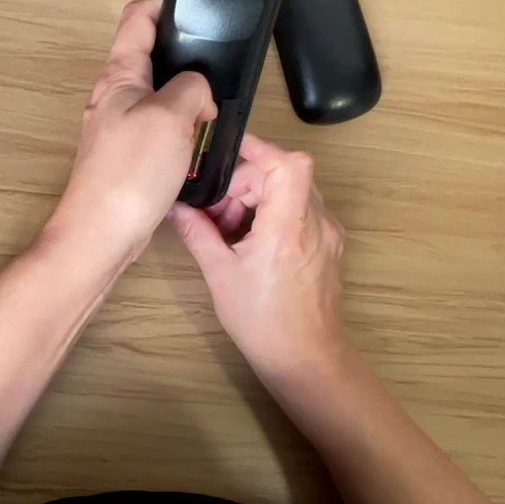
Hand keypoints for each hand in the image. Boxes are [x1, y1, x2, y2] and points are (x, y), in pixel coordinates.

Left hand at [46, 0, 215, 266]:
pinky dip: (182, 126)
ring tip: (214, 105)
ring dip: (187, 95)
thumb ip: (190, 86)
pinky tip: (199, 139)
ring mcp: (119, 126)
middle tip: (218, 59)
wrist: (102, 231)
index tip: (196, 1)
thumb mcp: (170, 114)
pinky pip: (160, 127)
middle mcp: (114, 97)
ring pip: (159, 95)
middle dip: (186, 54)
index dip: (164, 2)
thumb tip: (197, 92)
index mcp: (118, 76)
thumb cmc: (128, 173)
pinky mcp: (128, 155)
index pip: (136, 20)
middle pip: (151, 56)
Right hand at [169, 134, 347, 380]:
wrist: (305, 356)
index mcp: (288, 228)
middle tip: (215, 213)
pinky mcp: (327, 244)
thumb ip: (198, 233)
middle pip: (283, 174)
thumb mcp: (219, 274)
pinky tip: (248, 240)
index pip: (287, 164)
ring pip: (292, 190)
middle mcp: (316, 223)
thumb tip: (177, 207)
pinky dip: (271, 212)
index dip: (259, 147)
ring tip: (228, 230)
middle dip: (245, 184)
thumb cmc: (260, 319)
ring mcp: (327, 233)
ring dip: (256, 198)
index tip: (228, 149)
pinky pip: (299, 210)